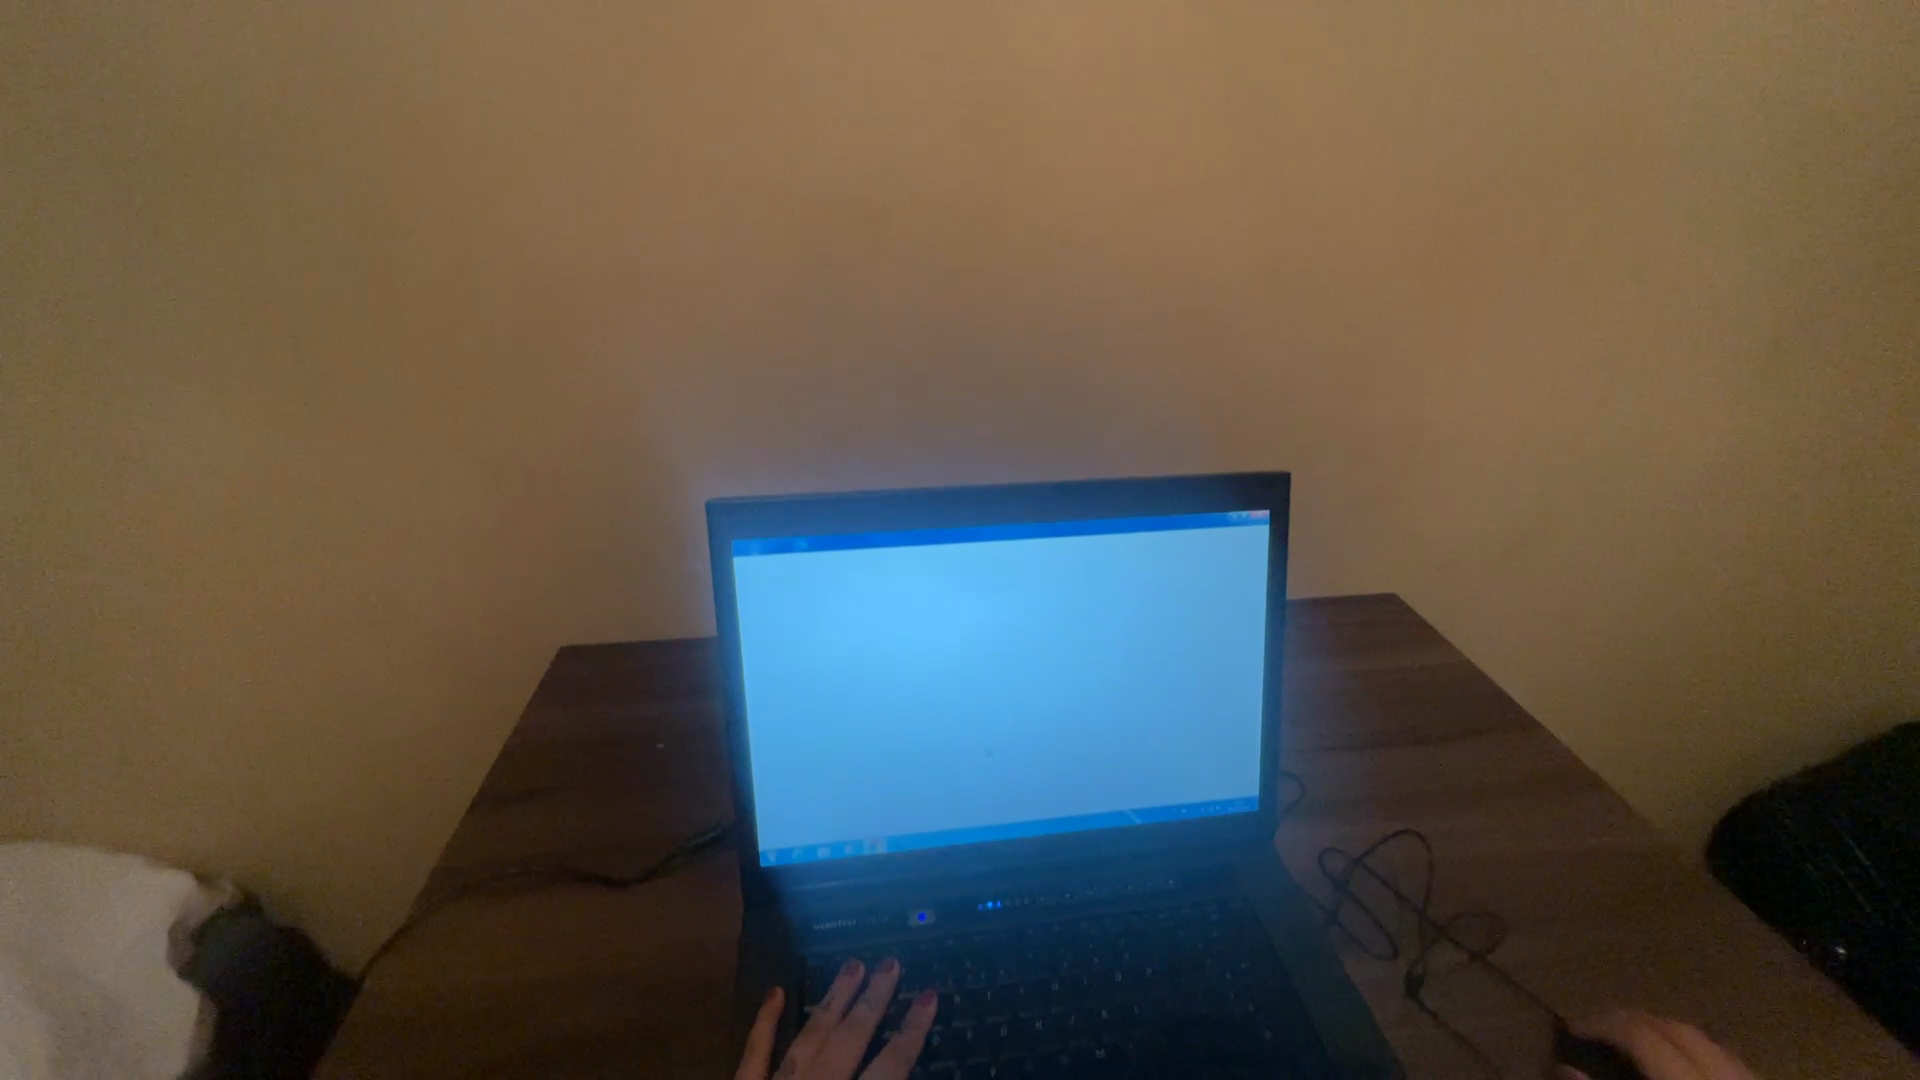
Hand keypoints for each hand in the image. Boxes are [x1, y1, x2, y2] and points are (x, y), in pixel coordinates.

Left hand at [734, 958, 938, 1079]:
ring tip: (853, 965)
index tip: (929, 995)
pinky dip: (764, 1024)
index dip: (911, 1032)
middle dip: (873, 1001)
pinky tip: (775, 992)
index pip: (889, 1069)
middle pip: (850, 1041)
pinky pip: (753, 1056)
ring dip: (832, 1000)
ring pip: (809, 1037)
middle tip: (891, 962)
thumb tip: (902, 1073)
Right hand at [1557, 1010, 1756, 1079]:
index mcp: (1690, 1079)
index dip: (1601, 1024)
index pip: (1642, 1035)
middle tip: (1597, 1026)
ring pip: (1710, 1040)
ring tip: (1635, 1038)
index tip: (1571, 1026)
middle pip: (1677, 1029)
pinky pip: (1735, 1062)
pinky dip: (1702, 1052)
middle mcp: (1724, 1075)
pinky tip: (1683, 1061)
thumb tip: (1562, 1066)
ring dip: (1667, 1031)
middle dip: (1632, 1019)